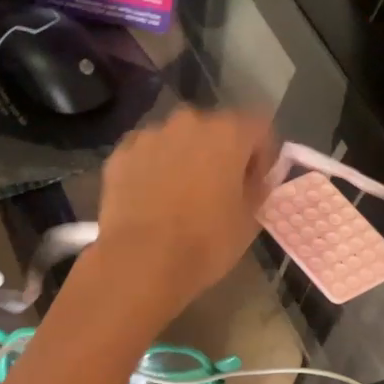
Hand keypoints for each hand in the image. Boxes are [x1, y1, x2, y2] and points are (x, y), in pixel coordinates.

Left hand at [84, 107, 275, 325]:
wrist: (141, 262)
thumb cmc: (205, 243)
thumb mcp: (248, 223)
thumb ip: (257, 191)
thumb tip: (255, 180)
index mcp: (228, 133)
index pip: (259, 128)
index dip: (263, 156)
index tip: (257, 184)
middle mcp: (188, 121)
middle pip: (214, 130)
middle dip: (220, 155)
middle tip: (219, 191)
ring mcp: (149, 135)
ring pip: (177, 141)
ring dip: (184, 160)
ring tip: (180, 198)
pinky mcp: (120, 155)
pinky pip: (146, 156)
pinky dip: (152, 171)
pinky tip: (151, 202)